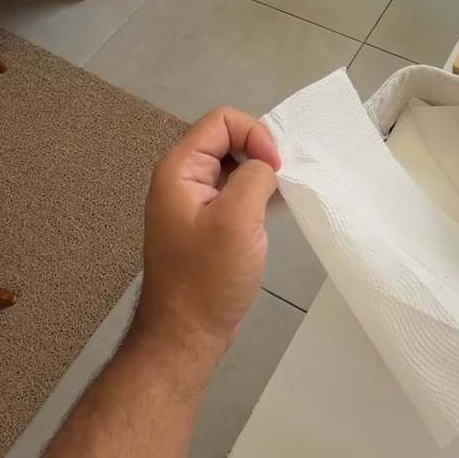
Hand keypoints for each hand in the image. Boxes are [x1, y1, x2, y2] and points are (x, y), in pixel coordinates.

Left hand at [134, 107, 281, 354]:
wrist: (186, 337)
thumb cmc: (208, 277)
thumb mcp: (237, 219)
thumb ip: (255, 176)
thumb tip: (264, 167)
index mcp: (179, 169)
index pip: (222, 120)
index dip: (254, 134)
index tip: (274, 167)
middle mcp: (181, 178)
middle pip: (227, 138)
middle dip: (259, 152)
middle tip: (279, 182)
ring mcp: (193, 201)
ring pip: (233, 164)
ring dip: (260, 174)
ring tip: (278, 197)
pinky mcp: (206, 222)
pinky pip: (234, 189)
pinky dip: (255, 192)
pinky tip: (272, 210)